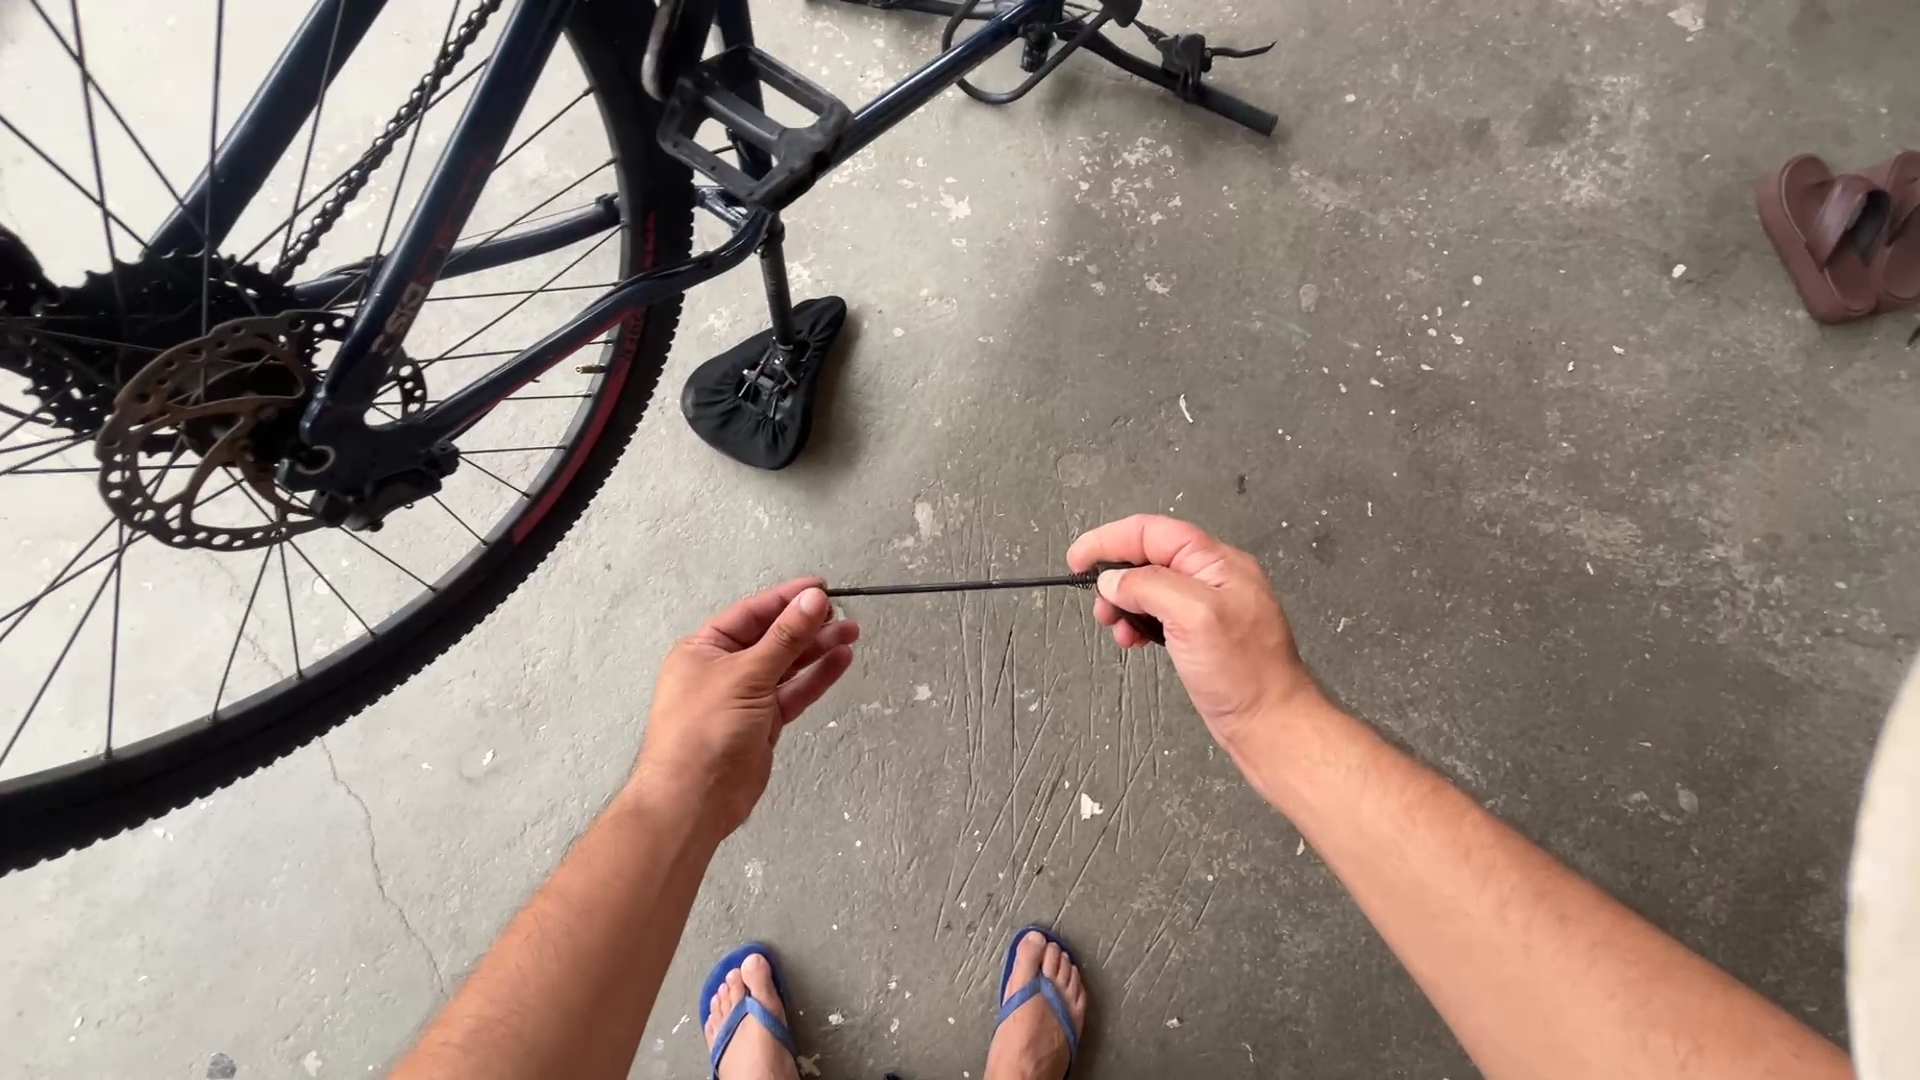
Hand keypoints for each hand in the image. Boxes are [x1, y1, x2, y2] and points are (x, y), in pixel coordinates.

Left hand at [631, 579, 858, 836]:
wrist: (694, 799)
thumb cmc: (701, 733)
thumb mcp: (747, 673)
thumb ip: (786, 636)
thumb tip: (811, 601)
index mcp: (705, 648)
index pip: (753, 612)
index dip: (787, 598)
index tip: (820, 588)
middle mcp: (723, 669)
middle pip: (773, 636)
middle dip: (808, 624)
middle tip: (840, 613)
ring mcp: (745, 696)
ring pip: (788, 663)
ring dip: (818, 648)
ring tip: (850, 633)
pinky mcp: (763, 721)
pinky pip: (794, 691)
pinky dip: (817, 676)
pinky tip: (839, 661)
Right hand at [1068, 515, 1320, 752]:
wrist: (1269, 724)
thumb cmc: (1246, 673)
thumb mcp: (1194, 616)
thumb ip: (1149, 586)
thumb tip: (1113, 579)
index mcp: (1216, 562)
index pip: (1152, 531)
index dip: (1110, 539)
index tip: (1078, 558)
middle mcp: (1211, 578)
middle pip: (1148, 556)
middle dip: (1115, 575)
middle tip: (1097, 602)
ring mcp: (1205, 605)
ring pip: (1148, 586)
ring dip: (1123, 602)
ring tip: (1114, 626)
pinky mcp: (1199, 631)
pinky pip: (1157, 613)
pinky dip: (1136, 621)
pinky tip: (1132, 639)